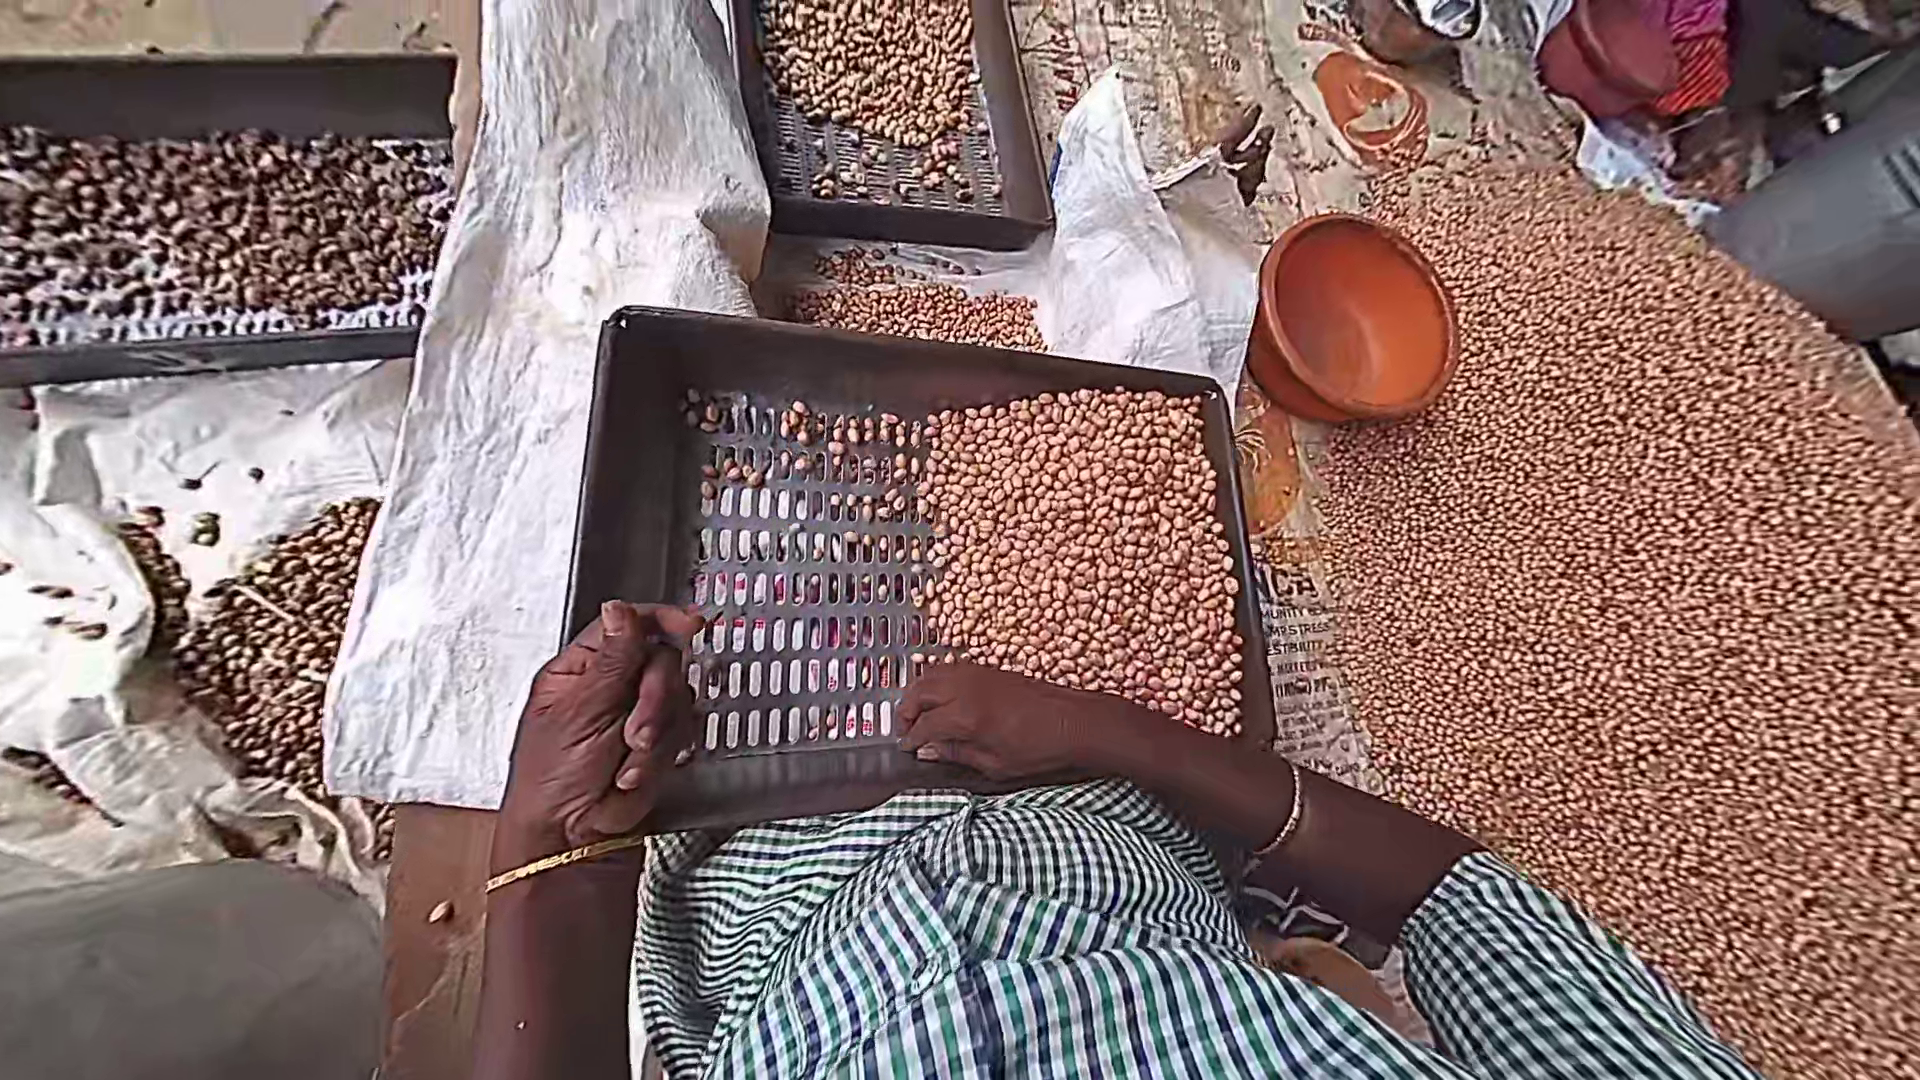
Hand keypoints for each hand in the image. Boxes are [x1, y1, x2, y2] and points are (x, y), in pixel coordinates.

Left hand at [493, 601, 702, 872]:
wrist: (575, 846)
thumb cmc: (554, 782)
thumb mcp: (581, 713)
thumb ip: (612, 659)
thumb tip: (618, 608)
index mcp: (581, 670)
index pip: (629, 625)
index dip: (662, 620)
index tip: (693, 625)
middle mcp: (613, 685)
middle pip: (662, 660)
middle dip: (655, 698)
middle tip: (637, 731)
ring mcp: (638, 711)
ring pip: (679, 695)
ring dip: (658, 731)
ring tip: (628, 764)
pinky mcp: (661, 738)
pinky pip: (684, 726)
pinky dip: (664, 752)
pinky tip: (636, 774)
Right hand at [897, 661, 1152, 780]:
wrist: (1074, 721)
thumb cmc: (1039, 749)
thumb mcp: (995, 765)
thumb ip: (957, 754)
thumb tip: (929, 751)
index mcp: (965, 716)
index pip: (924, 725)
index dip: (911, 738)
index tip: (907, 748)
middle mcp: (965, 689)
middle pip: (920, 691)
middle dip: (906, 711)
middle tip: (907, 730)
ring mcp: (976, 674)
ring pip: (932, 674)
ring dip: (919, 692)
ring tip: (919, 713)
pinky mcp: (988, 668)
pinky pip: (949, 669)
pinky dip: (936, 680)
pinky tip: (941, 698)